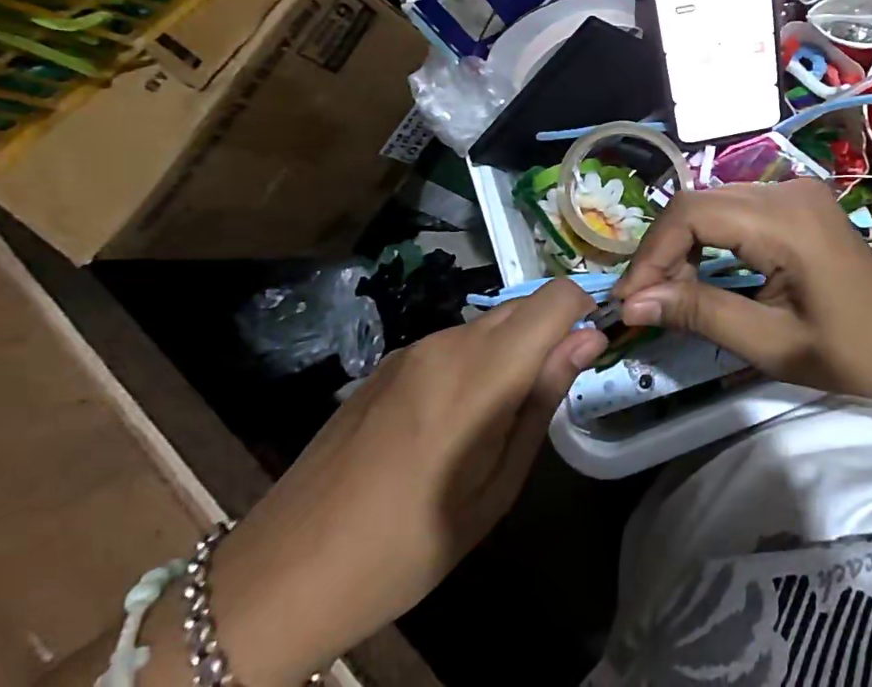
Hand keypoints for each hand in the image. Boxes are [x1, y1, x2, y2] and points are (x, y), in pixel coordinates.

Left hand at [147, 280, 605, 685]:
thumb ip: (543, 400)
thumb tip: (589, 339)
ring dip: (510, 353)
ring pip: (488, 325)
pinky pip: (452, 344)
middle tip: (545, 398)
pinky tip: (451, 423)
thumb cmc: (409, 545)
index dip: (583, 315)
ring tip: (496, 420)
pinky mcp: (386, 365)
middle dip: (549, 336)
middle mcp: (446, 342)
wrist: (283, 574)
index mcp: (480, 371)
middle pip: (524, 306)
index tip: (587, 357)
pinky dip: (474, 363)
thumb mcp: (496, 486)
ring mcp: (410, 350)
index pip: (556, 297)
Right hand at [613, 179, 871, 405]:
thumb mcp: (769, 342)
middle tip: (645, 303)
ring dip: (683, 246)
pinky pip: (735, 210)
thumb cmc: (851, 352)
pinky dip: (709, 240)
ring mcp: (796, 191)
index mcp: (787, 221)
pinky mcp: (798, 203)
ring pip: (713, 204)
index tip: (630, 302)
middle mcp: (788, 190)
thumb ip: (699, 313)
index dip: (651, 254)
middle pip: (698, 203)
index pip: (692, 214)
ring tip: (668, 295)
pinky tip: (699, 275)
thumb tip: (632, 303)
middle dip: (663, 252)